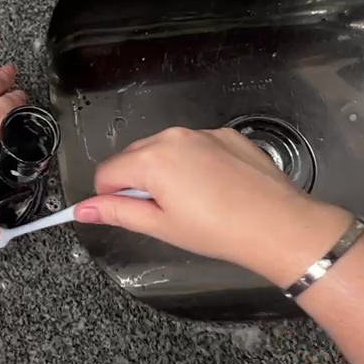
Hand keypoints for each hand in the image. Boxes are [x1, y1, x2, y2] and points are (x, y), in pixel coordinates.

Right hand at [74, 127, 351, 287]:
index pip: (107, 172)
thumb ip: (117, 212)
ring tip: (190, 202)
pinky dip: (193, 163)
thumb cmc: (218, 231)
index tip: (127, 213)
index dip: (109, 196)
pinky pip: (194, 145)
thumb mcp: (160, 226)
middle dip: (136, 181)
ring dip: (164, 170)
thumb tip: (83, 210)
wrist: (280, 226)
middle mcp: (172, 136)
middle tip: (161, 212)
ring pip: (163, 149)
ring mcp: (202, 133)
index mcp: (151, 159)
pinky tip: (213, 189)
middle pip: (133, 156)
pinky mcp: (227, 135)